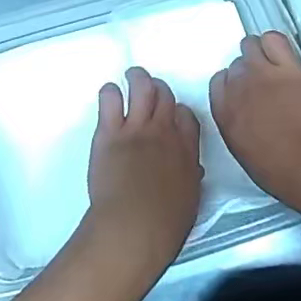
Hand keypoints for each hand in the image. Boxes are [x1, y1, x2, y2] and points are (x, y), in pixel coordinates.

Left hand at [82, 67, 201, 277]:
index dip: (178, 111)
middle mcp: (163, 132)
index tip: (171, 114)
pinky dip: (110, 92)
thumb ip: (189, 178)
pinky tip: (109, 94)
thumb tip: (191, 171)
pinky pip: (110, 99)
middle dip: (158, 89)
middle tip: (150, 90)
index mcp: (186, 150)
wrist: (133, 225)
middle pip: (165, 96)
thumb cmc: (164, 223)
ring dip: (137, 77)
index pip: (186, 116)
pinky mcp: (110, 131)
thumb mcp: (189, 200)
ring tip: (132, 75)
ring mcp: (136, 128)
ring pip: (141, 87)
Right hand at [210, 31, 300, 211]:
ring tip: (271, 62)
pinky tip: (282, 53)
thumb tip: (241, 113)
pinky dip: (275, 42)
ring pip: (250, 44)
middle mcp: (237, 85)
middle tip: (264, 83)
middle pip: (236, 64)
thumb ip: (234, 122)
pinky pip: (275, 39)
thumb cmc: (275, 168)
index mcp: (223, 109)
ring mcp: (262, 72)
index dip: (232, 84)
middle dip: (247, 71)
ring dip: (258, 52)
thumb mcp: (240, 148)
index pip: (219, 81)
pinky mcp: (289, 67)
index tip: (243, 91)